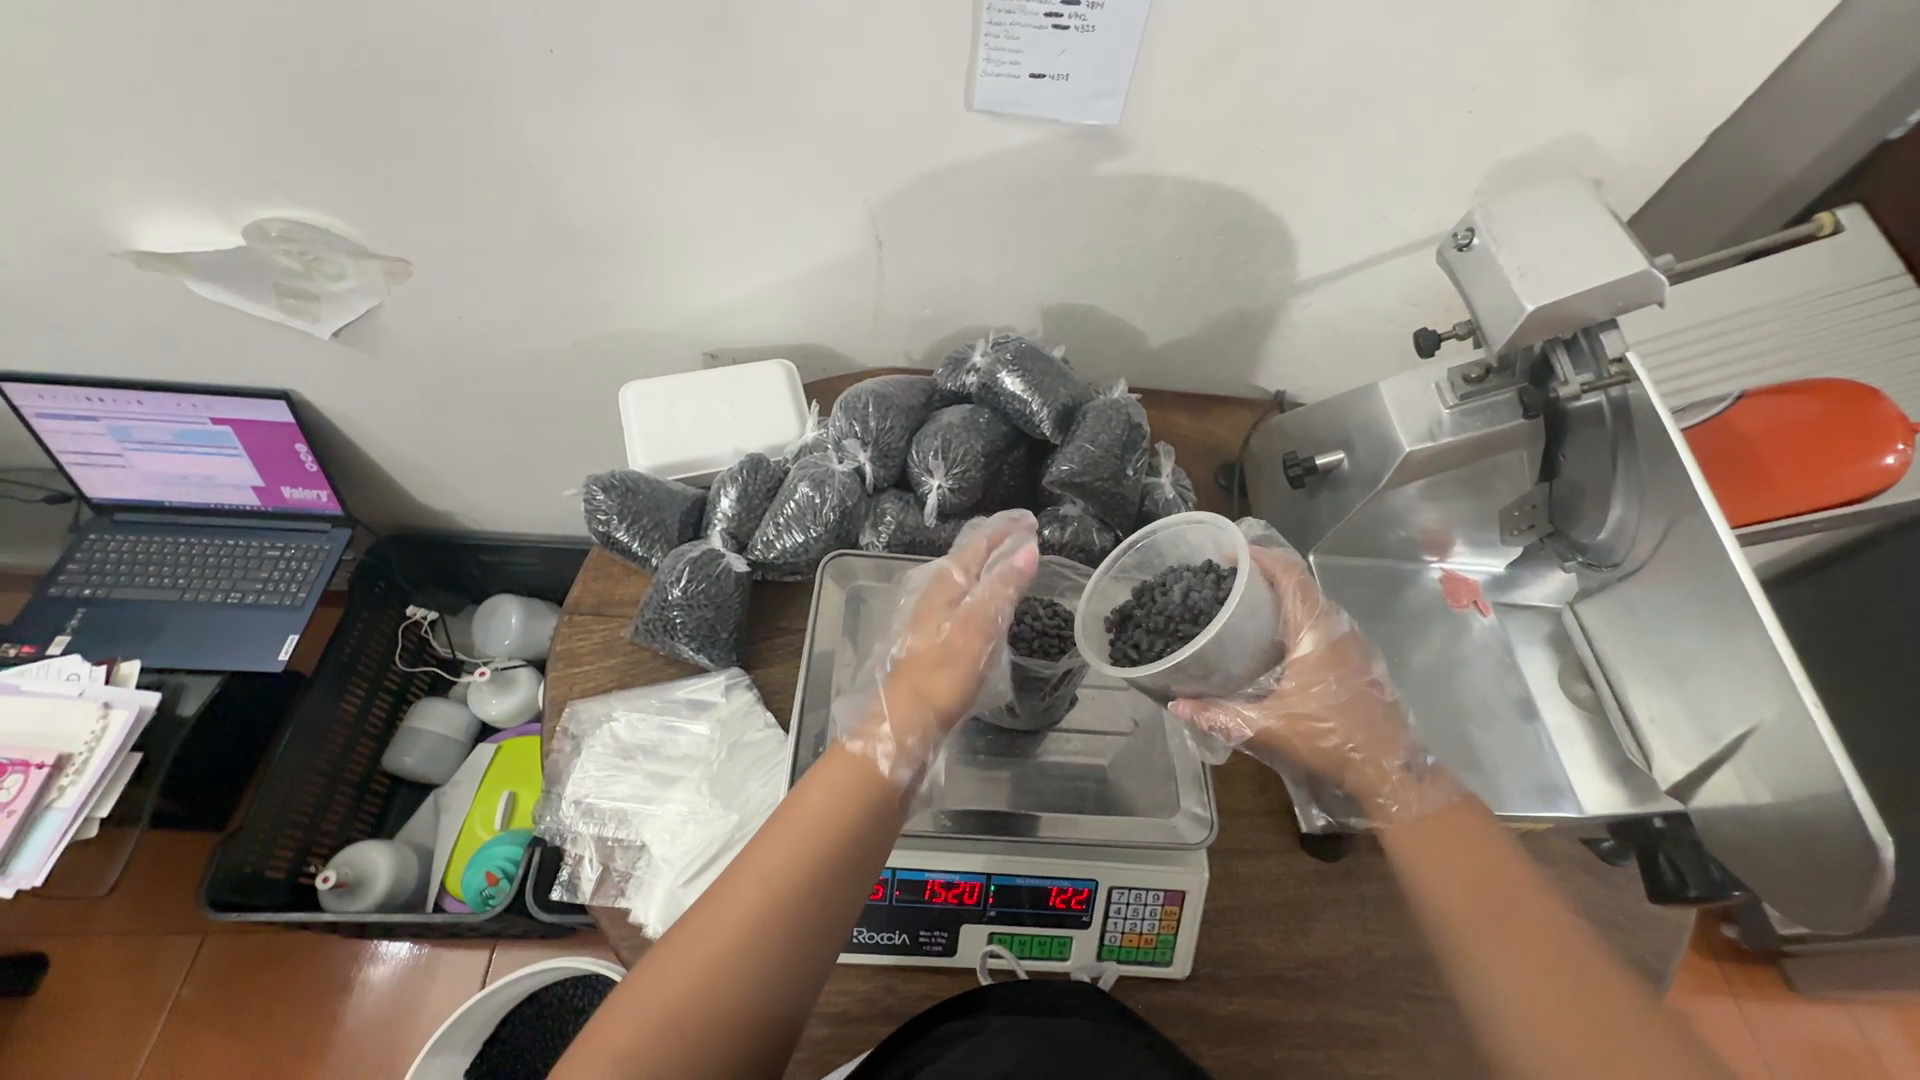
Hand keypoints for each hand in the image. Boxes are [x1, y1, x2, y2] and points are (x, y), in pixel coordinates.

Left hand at [831, 510, 1040, 787]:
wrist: (903, 724)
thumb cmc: (942, 675)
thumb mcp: (977, 628)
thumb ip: (1001, 589)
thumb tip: (1028, 548)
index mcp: (944, 585)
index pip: (977, 546)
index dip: (1003, 531)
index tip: (1030, 520)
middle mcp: (934, 596)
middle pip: (968, 560)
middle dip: (996, 545)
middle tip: (1026, 537)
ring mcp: (931, 621)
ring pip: (964, 584)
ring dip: (989, 571)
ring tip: (1012, 566)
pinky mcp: (933, 645)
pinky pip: (963, 606)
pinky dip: (983, 597)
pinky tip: (988, 611)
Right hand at [1169, 542, 1461, 825]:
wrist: (1391, 772)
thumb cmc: (1330, 742)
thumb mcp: (1266, 729)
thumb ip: (1219, 715)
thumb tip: (1176, 705)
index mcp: (1317, 633)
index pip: (1290, 576)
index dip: (1261, 557)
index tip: (1229, 554)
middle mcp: (1338, 629)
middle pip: (1300, 586)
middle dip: (1264, 575)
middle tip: (1226, 580)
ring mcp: (1353, 644)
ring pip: (1313, 605)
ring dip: (1280, 598)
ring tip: (1243, 603)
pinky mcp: (1358, 661)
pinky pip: (1322, 624)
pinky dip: (1295, 618)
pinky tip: (1272, 640)